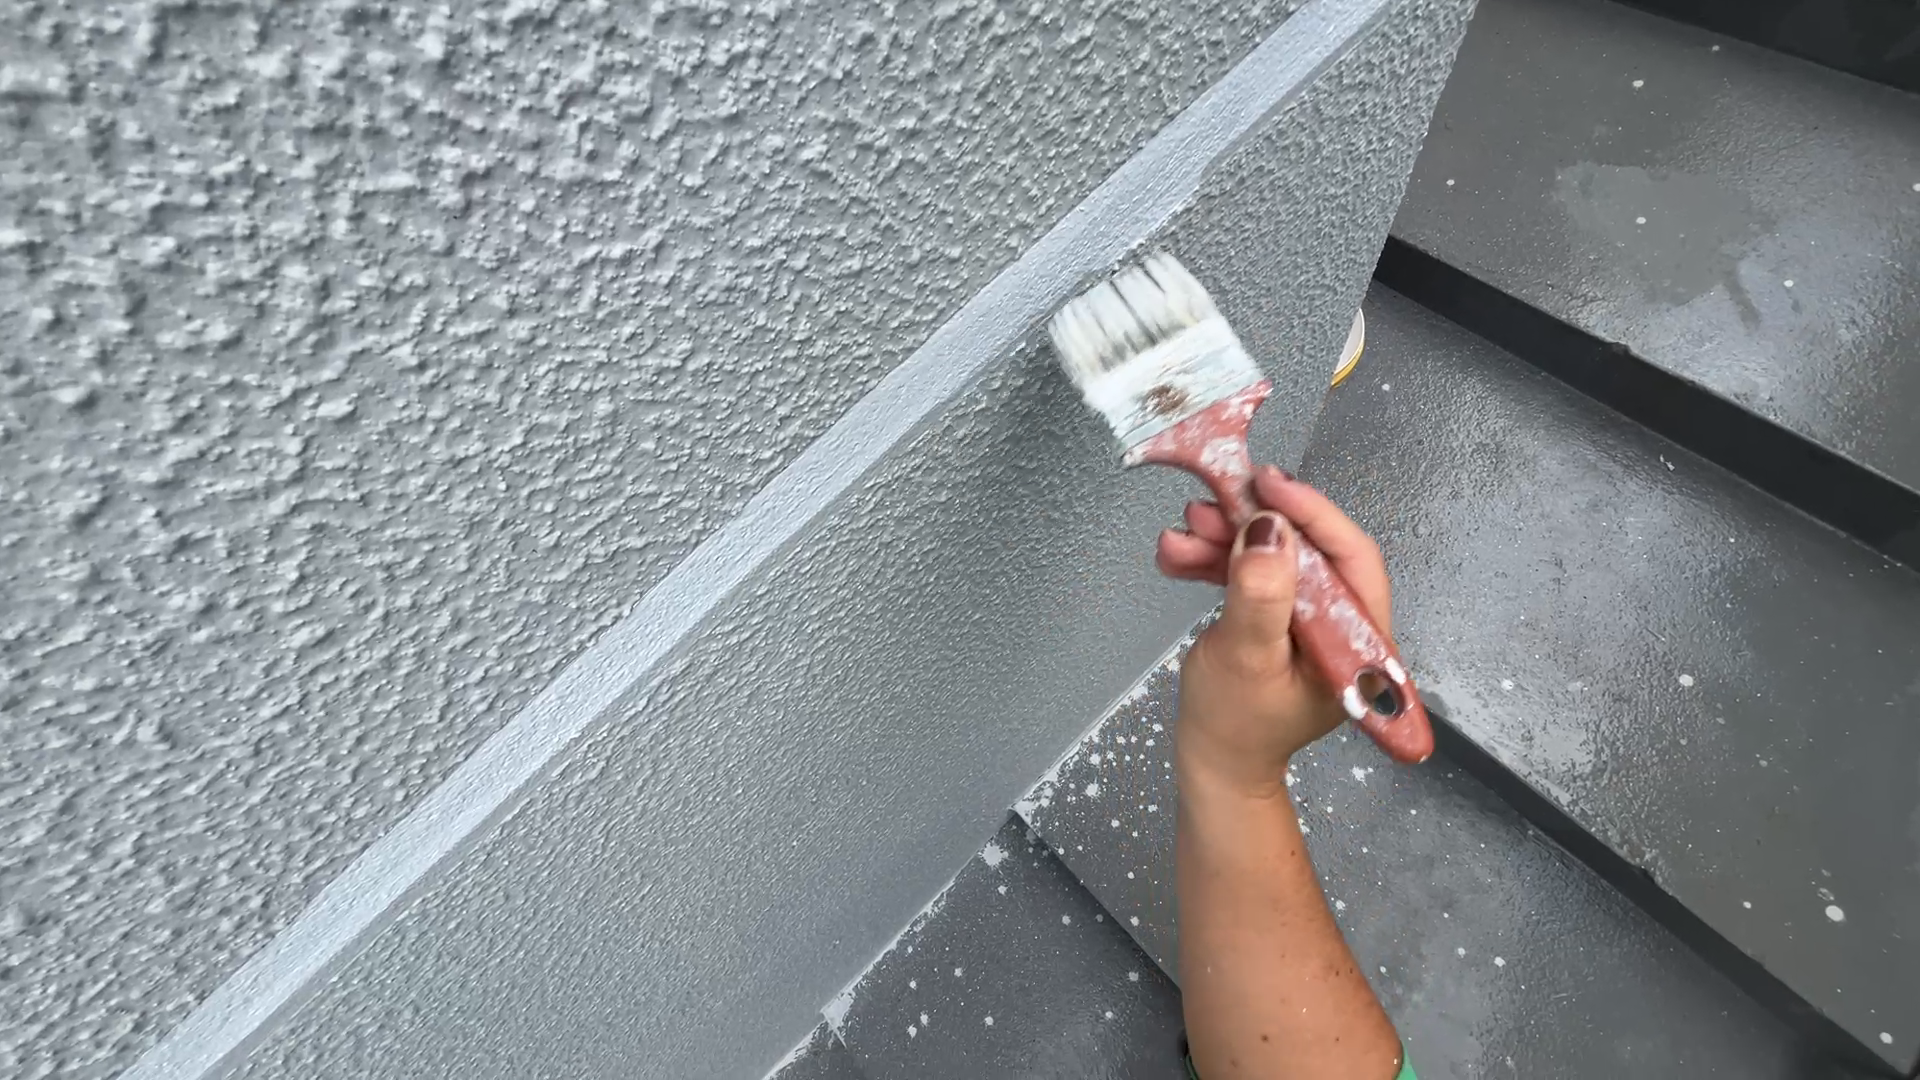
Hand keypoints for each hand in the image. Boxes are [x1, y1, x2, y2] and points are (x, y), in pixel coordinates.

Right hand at [1159, 467, 1393, 797]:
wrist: (1213, 762)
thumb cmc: (1234, 724)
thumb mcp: (1245, 658)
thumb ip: (1260, 596)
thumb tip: (1267, 529)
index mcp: (1356, 639)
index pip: (1350, 556)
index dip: (1311, 513)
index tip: (1267, 482)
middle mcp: (1339, 622)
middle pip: (1304, 551)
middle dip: (1251, 525)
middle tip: (1206, 505)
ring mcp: (1306, 618)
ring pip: (1271, 558)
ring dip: (1222, 541)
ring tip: (1180, 536)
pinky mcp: (1275, 616)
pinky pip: (1249, 575)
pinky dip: (1213, 562)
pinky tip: (1178, 556)